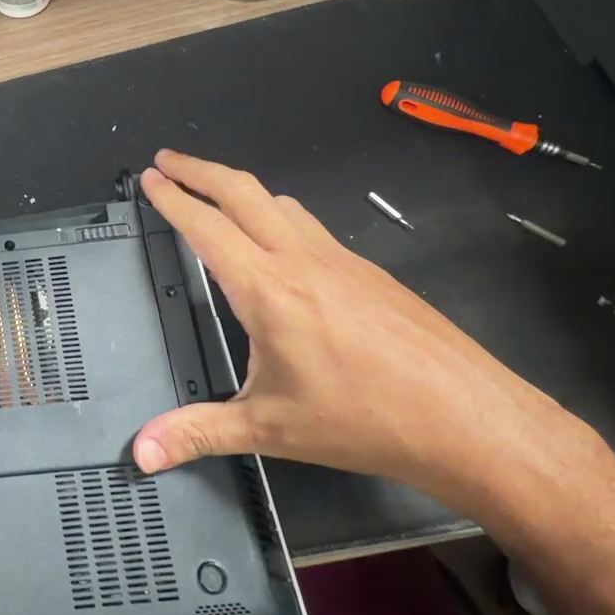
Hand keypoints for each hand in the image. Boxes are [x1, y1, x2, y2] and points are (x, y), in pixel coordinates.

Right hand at [131, 150, 603, 514]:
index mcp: (267, 289)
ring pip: (282, 202)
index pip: (207, 226)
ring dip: (242, 189)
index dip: (172, 197)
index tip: (151, 176)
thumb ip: (198, 432)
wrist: (472, 420)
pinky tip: (281, 247)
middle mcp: (303, 260)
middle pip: (243, 190)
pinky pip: (312, 227)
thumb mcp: (269, 429)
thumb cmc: (363, 420)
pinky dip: (278, 216)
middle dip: (198, 168)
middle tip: (167, 160)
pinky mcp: (371, 273)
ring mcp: (343, 261)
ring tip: (217, 196)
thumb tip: (142, 453)